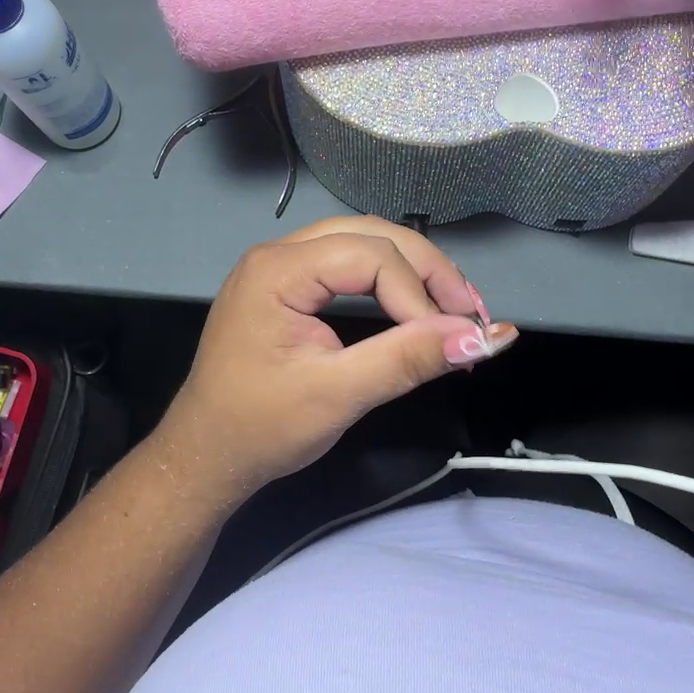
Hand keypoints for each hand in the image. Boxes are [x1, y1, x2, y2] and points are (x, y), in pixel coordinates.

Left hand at [154, 217, 517, 502]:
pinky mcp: (288, 284)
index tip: (453, 341)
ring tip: (453, 310)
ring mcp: (281, 265)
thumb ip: (410, 359)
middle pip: (372, 236)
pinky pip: (348, 262)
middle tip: (471, 315)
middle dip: (427, 271)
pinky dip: (388, 281)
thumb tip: (489, 337)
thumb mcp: (339, 395)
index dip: (419, 294)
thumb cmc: (262, 429)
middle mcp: (279, 252)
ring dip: (413, 272)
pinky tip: (414, 305)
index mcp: (278, 269)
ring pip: (364, 243)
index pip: (371, 256)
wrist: (204, 457)